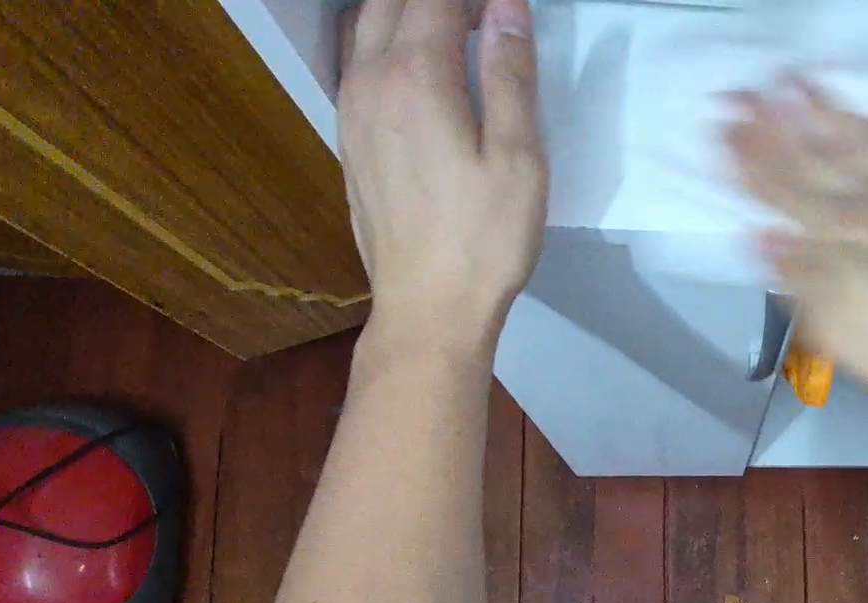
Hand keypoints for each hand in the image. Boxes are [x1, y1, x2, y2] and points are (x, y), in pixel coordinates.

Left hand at [339, 0, 547, 345]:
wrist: (430, 308)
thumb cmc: (485, 242)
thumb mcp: (518, 161)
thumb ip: (512, 77)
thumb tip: (507, 9)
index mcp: (418, 77)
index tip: (506, 5)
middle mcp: (372, 81)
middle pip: (393, 0)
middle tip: (481, 14)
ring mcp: (351, 111)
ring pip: (366, 25)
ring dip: (404, 9)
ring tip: (448, 23)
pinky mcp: (349, 142)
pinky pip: (356, 62)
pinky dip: (384, 39)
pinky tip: (411, 61)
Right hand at [724, 79, 867, 411]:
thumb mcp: (840, 326)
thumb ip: (800, 277)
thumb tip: (760, 234)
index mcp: (840, 239)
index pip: (784, 192)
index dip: (750, 163)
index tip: (721, 131)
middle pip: (813, 160)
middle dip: (773, 128)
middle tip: (741, 94)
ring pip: (857, 145)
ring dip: (822, 115)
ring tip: (795, 84)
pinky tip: (862, 119)